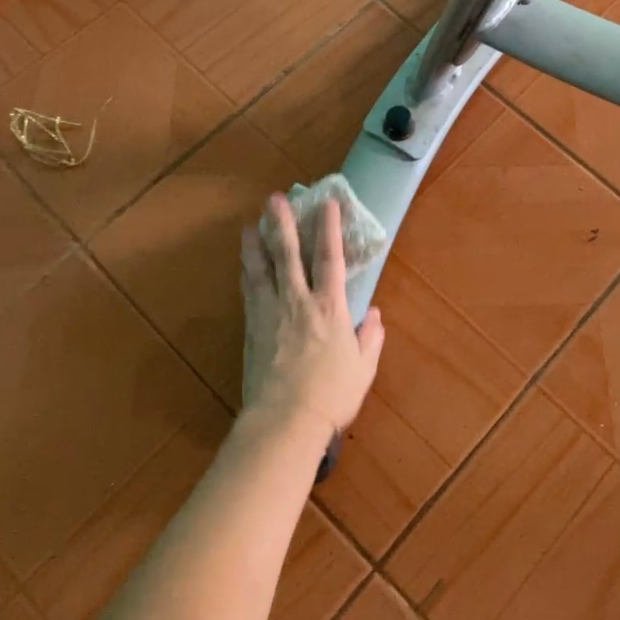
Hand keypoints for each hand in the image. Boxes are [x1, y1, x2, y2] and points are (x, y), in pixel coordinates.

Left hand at [239, 195, 384, 438]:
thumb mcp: (363, 368)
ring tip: (249, 224)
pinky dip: (247, 273)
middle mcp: (298, 301)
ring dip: (256, 243)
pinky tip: (244, 264)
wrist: (284, 420)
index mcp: (330, 308)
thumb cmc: (331, 395)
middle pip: (288, 254)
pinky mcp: (251, 328)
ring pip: (261, 269)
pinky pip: (249, 292)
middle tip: (274, 199)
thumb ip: (370, 338)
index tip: (327, 203)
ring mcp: (270, 313)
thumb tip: (375, 315)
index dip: (328, 228)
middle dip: (281, 224)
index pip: (330, 258)